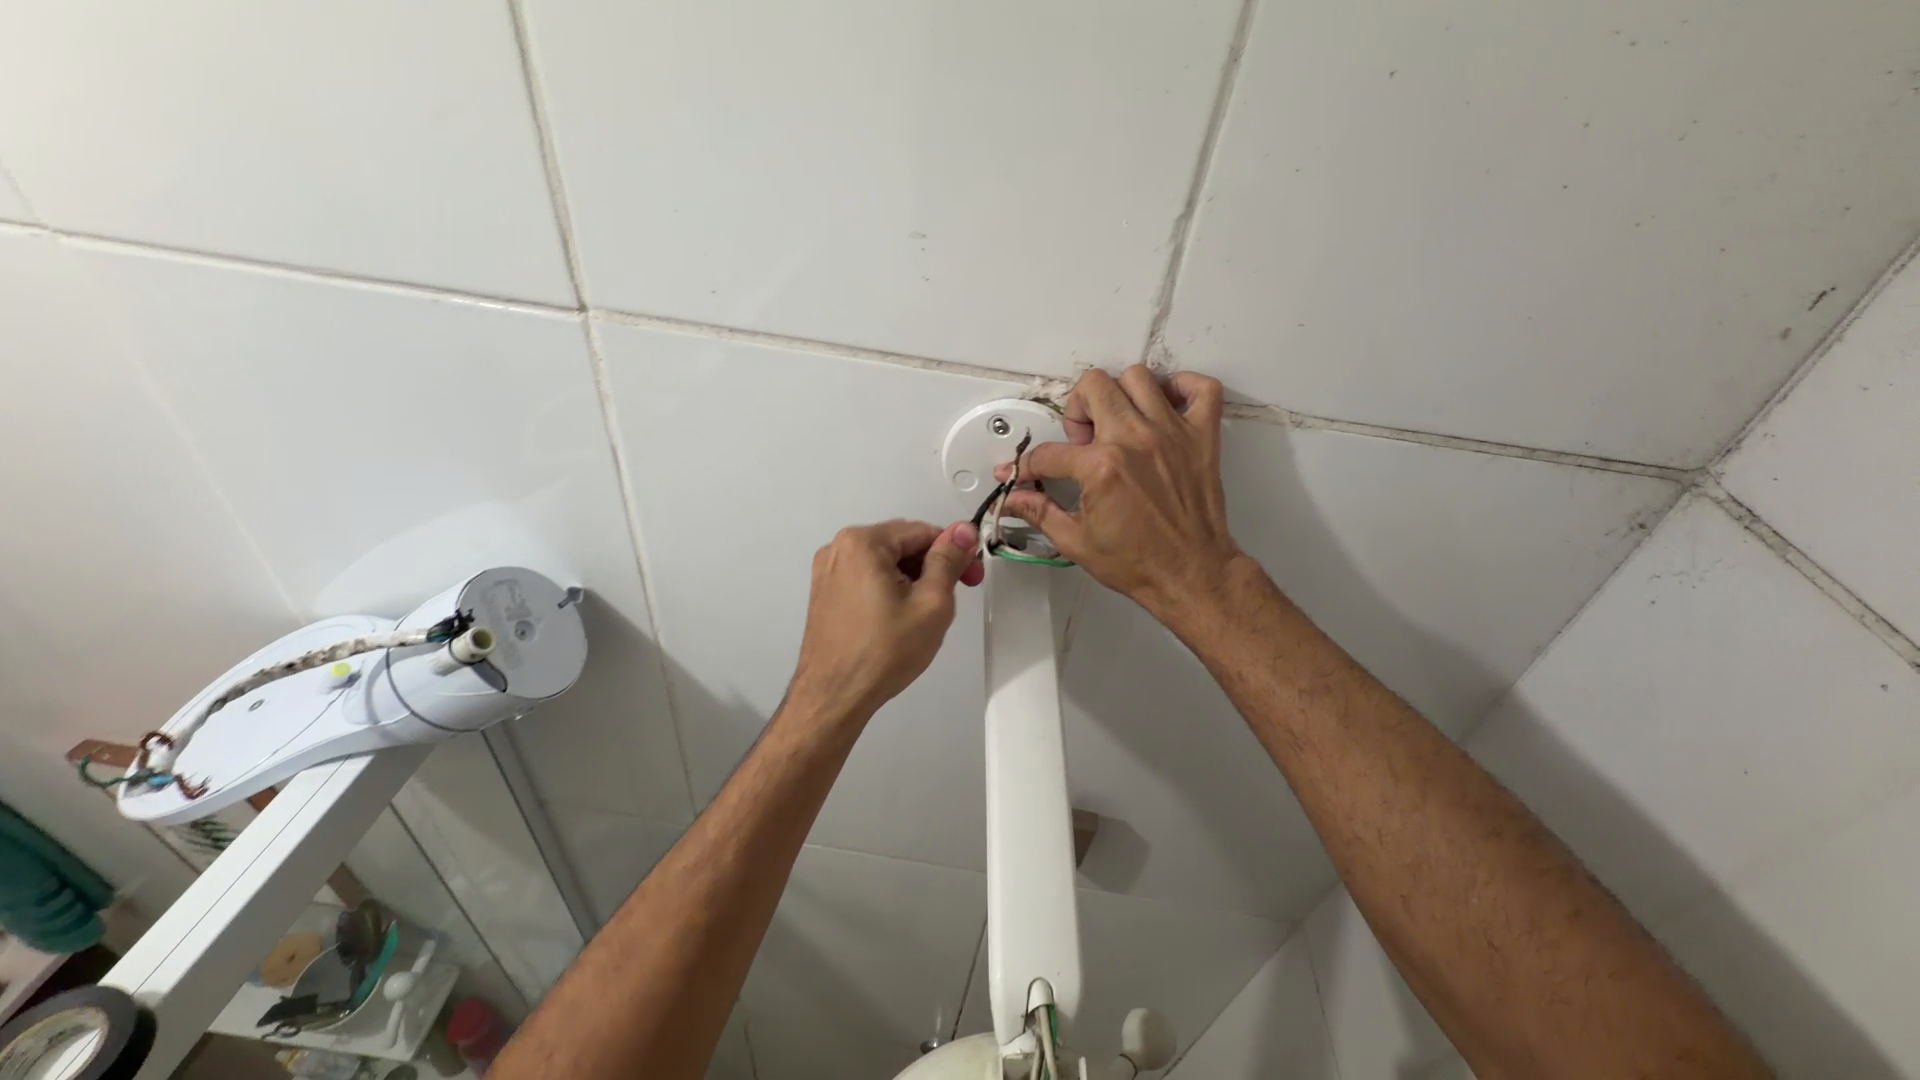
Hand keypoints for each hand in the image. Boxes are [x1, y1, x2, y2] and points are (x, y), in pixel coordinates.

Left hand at [787, 520, 983, 718]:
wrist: (834, 696)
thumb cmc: (886, 650)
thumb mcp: (931, 602)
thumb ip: (949, 560)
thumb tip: (964, 530)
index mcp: (862, 541)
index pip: (922, 531)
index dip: (954, 552)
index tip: (971, 580)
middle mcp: (838, 547)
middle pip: (901, 544)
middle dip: (931, 567)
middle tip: (950, 602)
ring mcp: (826, 571)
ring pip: (883, 563)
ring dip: (910, 580)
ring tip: (922, 616)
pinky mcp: (823, 593)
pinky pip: (866, 579)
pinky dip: (888, 590)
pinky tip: (897, 620)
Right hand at [999, 366, 1244, 623]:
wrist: (1191, 575)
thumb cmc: (1140, 563)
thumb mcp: (1076, 541)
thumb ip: (1039, 512)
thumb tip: (1014, 498)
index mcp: (1101, 468)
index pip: (1048, 452)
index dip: (1029, 465)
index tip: (1027, 472)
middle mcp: (1135, 441)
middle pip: (1093, 386)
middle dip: (1077, 410)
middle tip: (1082, 439)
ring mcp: (1171, 434)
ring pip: (1139, 377)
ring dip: (1120, 395)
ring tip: (1118, 423)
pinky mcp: (1202, 437)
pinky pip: (1200, 388)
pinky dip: (1183, 387)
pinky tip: (1165, 408)